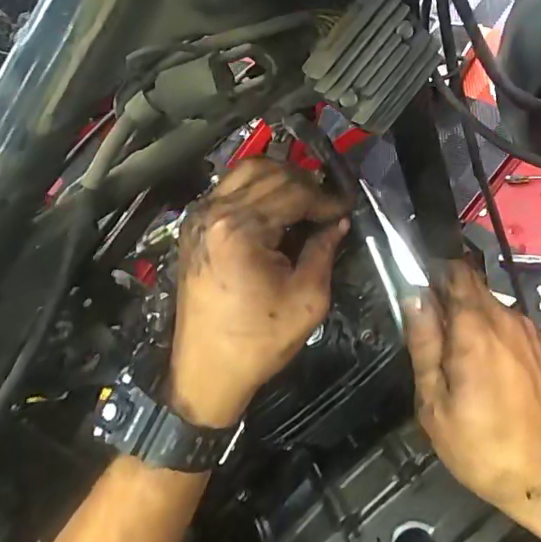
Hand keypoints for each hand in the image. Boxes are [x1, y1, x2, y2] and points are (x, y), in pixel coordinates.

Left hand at [168, 158, 348, 428]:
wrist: (205, 371)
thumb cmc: (257, 341)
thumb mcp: (306, 299)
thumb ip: (323, 251)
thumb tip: (338, 221)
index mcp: (240, 229)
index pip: (294, 192)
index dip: (326, 198)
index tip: (346, 208)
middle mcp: (214, 212)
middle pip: (271, 173)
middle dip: (306, 184)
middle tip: (328, 206)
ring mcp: (199, 216)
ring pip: (248, 170)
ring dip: (281, 179)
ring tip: (305, 201)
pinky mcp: (194, 225)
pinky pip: (230, 187)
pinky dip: (257, 188)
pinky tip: (276, 208)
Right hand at [405, 260, 540, 513]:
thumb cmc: (484, 445)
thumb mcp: (436, 404)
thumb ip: (424, 344)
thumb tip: (413, 299)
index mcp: (474, 327)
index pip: (453, 271)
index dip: (431, 274)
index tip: (416, 293)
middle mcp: (503, 317)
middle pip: (470, 284)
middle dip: (446, 297)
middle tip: (430, 334)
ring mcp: (525, 329)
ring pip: (487, 303)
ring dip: (467, 316)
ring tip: (454, 357)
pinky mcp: (538, 344)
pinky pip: (504, 321)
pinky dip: (487, 330)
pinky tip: (482, 367)